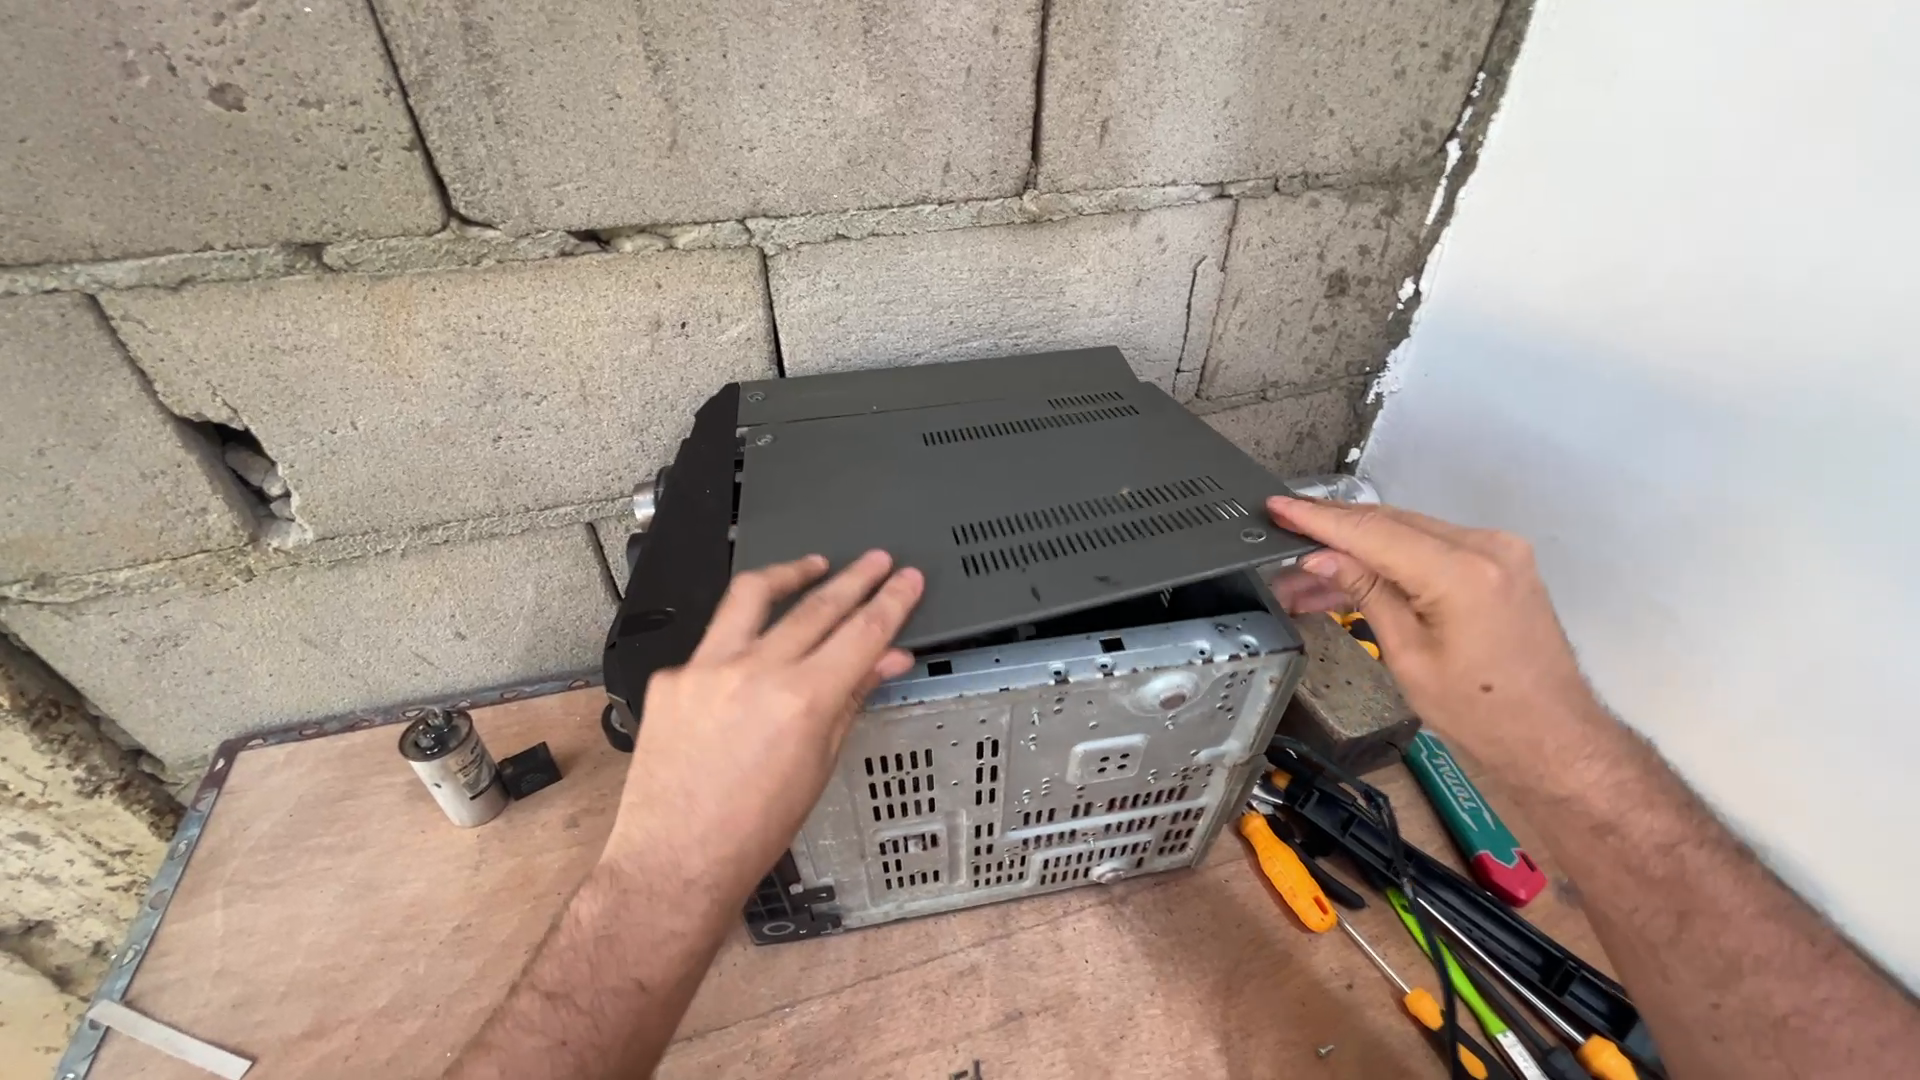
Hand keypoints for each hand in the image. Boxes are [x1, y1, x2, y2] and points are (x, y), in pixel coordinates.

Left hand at [603, 550, 924, 902]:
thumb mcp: (819, 764)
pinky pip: (714, 638)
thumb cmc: (751, 830)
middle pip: (819, 605)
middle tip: (877, 561)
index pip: (862, 633)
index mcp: (802, 700)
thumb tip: (885, 662)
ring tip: (814, 564)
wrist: (676, 860)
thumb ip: (852, 699)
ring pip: (755, 595)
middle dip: (856, 577)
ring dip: (792, 574)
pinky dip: (741, 633)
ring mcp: (707, 669)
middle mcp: (754, 673)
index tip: (906, 580)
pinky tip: (753, 643)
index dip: (892, 601)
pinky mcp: (672, 676)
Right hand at [1266, 496, 1603, 762]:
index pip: (1372, 532)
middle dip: (1329, 532)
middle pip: (1387, 523)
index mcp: (1463, 573)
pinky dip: (1384, 560)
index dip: (1317, 519)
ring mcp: (1495, 552)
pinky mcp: (1494, 563)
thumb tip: (1319, 557)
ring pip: (1402, 533)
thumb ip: (1365, 592)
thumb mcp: (1405, 654)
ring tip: (1301, 577)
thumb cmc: (1480, 712)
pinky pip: (1425, 548)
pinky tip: (1344, 579)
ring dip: (1352, 551)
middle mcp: (1486, 547)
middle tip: (1280, 537)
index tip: (1277, 506)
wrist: (1550, 737)